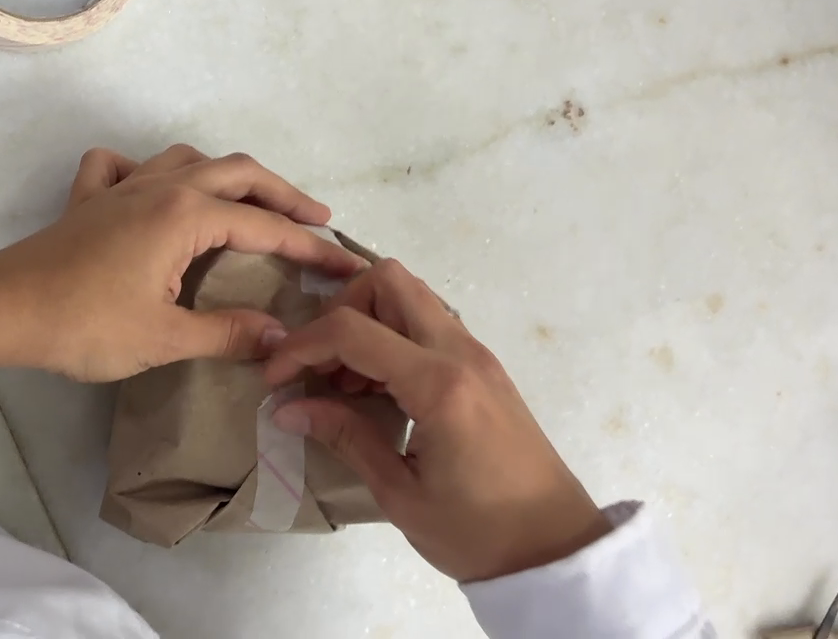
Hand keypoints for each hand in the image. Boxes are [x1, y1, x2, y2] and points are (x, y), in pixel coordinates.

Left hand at [0, 145, 367, 396]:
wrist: (7, 308)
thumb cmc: (86, 325)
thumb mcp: (164, 338)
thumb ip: (228, 333)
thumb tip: (281, 335)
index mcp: (184, 215)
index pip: (262, 225)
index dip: (308, 246)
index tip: (344, 265)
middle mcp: (157, 186)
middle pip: (234, 172)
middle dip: (280, 193)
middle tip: (315, 219)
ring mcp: (119, 186)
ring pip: (183, 160)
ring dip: (222, 175)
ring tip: (246, 203)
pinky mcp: (88, 198)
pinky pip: (118, 165)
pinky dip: (139, 168)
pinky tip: (146, 189)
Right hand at [264, 260, 610, 581]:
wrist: (561, 559)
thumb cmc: (479, 534)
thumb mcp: (399, 493)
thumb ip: (343, 435)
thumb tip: (285, 407)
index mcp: (439, 385)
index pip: (351, 329)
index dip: (301, 345)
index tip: (276, 377)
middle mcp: (460, 353)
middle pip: (387, 280)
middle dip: (340, 307)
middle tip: (323, 357)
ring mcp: (477, 355)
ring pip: (408, 293)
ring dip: (366, 318)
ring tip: (347, 379)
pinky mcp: (482, 367)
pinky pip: (425, 321)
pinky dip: (390, 334)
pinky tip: (378, 387)